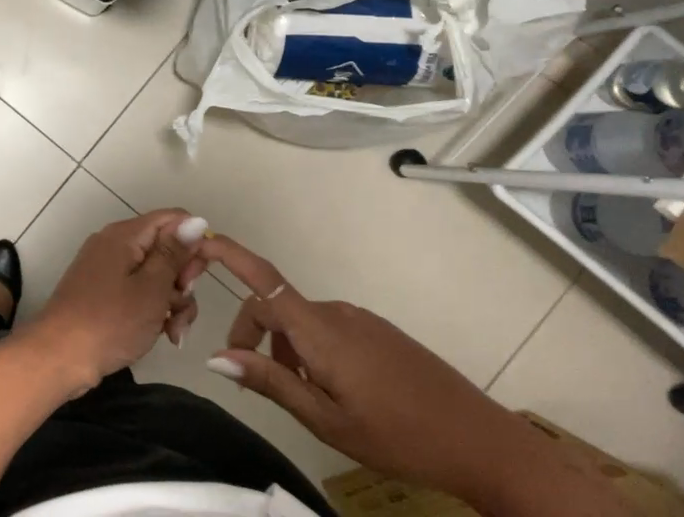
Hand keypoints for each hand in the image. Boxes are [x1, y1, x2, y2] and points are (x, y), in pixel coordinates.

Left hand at [20, 210, 208, 391]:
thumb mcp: (151, 288)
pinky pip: (142, 292)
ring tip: (173, 330)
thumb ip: (173, 254)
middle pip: (166, 250)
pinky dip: (156, 310)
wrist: (62, 355)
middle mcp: (115, 245)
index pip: (172, 220)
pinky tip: (166, 334)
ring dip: (174, 302)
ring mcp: (109, 270)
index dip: (194, 243)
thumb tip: (196, 220)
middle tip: (180, 305)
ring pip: (158, 276)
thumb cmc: (111, 321)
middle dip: (183, 280)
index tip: (198, 276)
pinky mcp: (107, 293)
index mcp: (124, 236)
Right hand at [197, 234, 542, 502]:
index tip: (201, 240)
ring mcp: (362, 320)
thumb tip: (216, 357)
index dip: (229, 254)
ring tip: (302, 395)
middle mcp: (337, 313)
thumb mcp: (325, 419)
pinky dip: (313, 349)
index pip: (263, 279)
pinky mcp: (381, 332)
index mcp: (319, 330)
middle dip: (252, 334)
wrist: (483, 443)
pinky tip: (334, 391)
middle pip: (275, 307)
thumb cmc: (398, 435)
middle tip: (251, 377)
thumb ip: (270, 382)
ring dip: (286, 348)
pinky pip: (330, 328)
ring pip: (303, 322)